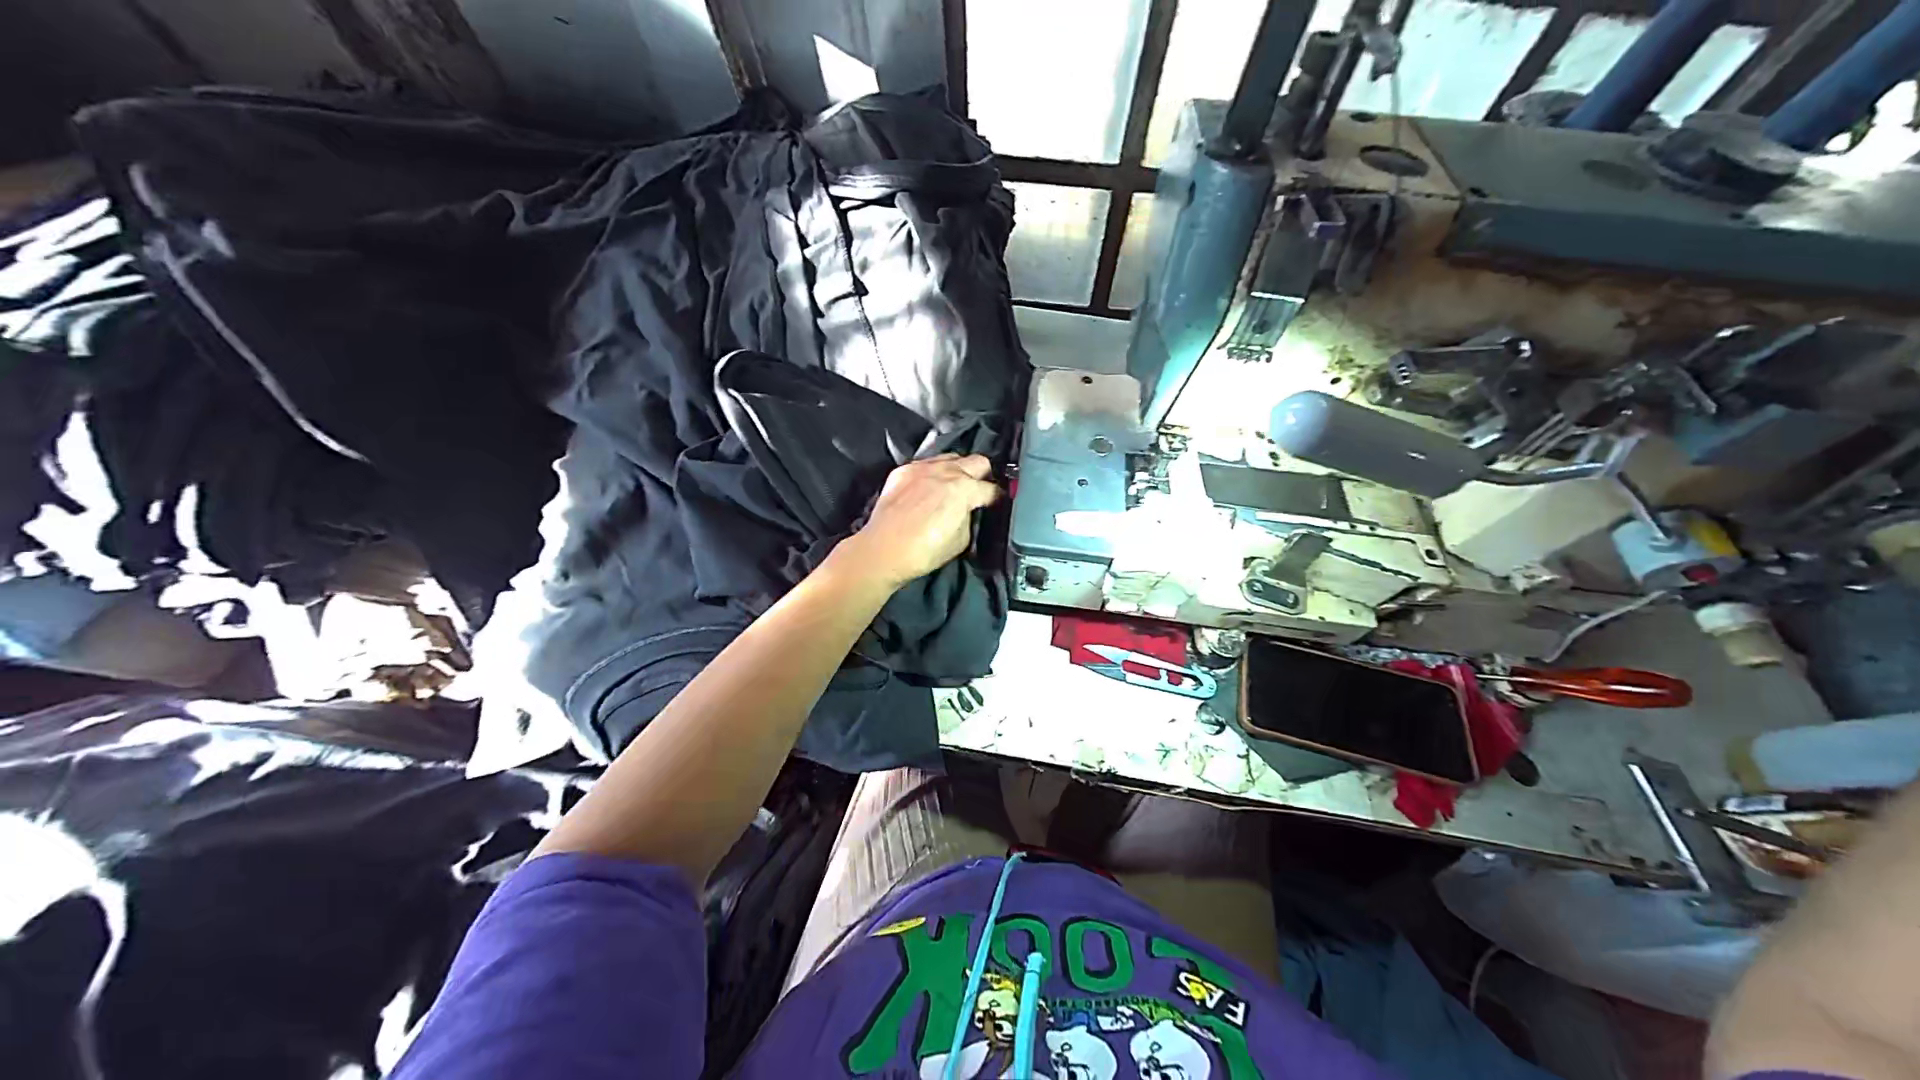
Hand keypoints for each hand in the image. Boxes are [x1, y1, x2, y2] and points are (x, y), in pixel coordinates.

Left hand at [834, 454, 1000, 588]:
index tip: (996, 503)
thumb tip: (970, 512)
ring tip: (955, 486)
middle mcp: (946, 471)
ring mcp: (923, 468)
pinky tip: (930, 488)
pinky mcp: (904, 471)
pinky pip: (927, 464)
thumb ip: (970, 518)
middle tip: (980, 490)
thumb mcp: (962, 540)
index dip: (998, 499)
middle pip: (978, 461)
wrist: (883, 551)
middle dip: (983, 475)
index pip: (992, 489)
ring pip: (952, 457)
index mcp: (965, 489)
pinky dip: (934, 473)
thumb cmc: (923, 551)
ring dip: (958, 470)